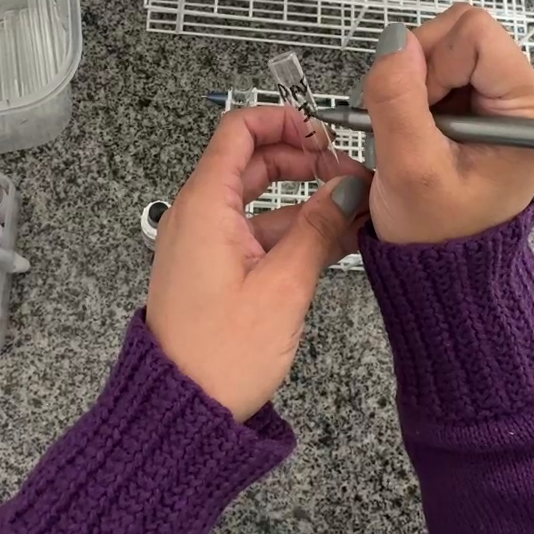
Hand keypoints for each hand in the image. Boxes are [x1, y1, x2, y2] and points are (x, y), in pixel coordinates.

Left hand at [147, 106, 371, 420]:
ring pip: (259, 199)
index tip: (322, 131)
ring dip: (304, 199)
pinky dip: (292, 230)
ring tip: (352, 209)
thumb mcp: (282, 286)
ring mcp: (207, 242)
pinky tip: (332, 240)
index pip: (238, 130)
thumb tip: (349, 188)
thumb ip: (318, 229)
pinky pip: (256, 232)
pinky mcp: (216, 269)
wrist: (180, 413)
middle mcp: (200, 215)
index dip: (282, 120)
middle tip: (349, 174)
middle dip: (304, 160)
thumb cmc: (217, 355)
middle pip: (253, 162)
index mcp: (205, 206)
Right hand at [362, 4, 533, 243]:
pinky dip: (411, 93)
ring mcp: (499, 99)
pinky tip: (411, 130)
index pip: (475, 33)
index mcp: (529, 110)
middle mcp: (522, 97)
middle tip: (406, 123)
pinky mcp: (476, 104)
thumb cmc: (438, 232)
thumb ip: (398, 100)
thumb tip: (393, 40)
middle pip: (458, 34)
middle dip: (418, 71)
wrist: (442, 265)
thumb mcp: (410, 168)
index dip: (433, 61)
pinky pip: (434, 70)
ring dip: (410, 84)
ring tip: (407, 132)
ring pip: (441, 48)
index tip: (416, 110)